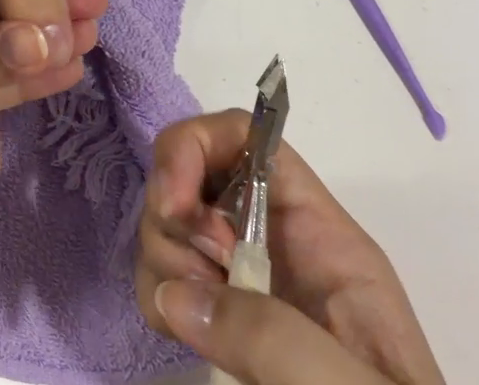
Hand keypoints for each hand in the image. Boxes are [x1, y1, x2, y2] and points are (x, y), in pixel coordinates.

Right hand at [134, 111, 443, 384]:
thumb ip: (277, 339)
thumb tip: (176, 295)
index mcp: (320, 234)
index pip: (245, 140)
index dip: (194, 148)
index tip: (176, 207)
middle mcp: (273, 240)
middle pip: (189, 176)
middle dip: (173, 218)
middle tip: (203, 280)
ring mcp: (240, 277)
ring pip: (167, 225)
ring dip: (162, 262)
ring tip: (200, 323)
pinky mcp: (214, 315)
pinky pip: (160, 276)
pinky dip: (158, 298)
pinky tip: (187, 334)